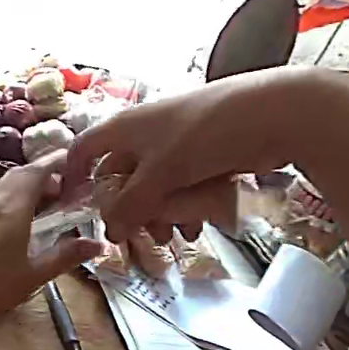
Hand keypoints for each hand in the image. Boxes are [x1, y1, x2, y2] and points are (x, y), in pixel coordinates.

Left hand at [0, 153, 103, 339]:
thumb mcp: (33, 274)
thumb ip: (65, 256)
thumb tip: (98, 245)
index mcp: (13, 205)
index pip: (38, 170)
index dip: (59, 162)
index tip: (78, 162)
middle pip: (22, 173)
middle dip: (46, 175)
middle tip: (67, 189)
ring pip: (6, 183)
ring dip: (28, 185)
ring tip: (46, 203)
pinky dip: (12, 195)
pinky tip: (18, 216)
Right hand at [65, 67, 321, 241]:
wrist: (275, 112)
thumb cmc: (204, 134)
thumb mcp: (161, 174)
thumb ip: (131, 205)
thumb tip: (110, 232)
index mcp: (125, 129)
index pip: (85, 149)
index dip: (74, 175)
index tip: (75, 205)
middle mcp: (145, 134)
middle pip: (122, 177)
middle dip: (128, 210)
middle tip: (136, 237)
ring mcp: (176, 143)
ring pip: (154, 185)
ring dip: (159, 214)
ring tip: (172, 237)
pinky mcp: (203, 153)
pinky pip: (182, 184)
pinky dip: (184, 205)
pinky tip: (196, 226)